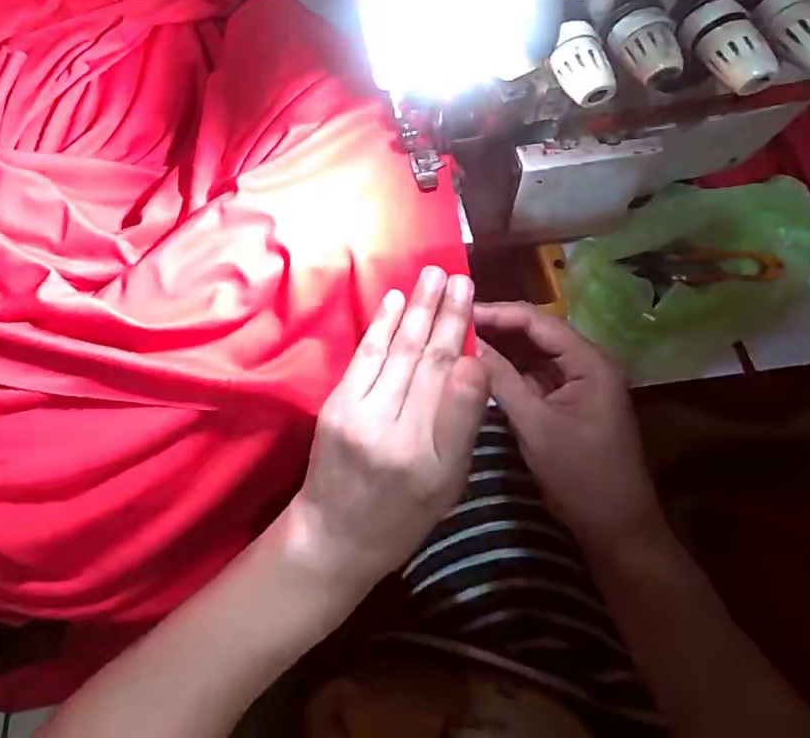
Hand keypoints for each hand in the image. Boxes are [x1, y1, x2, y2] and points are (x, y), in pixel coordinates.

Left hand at [282, 267, 490, 592]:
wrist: (335, 534)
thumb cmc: (402, 514)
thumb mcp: (448, 486)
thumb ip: (462, 428)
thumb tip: (474, 368)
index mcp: (435, 462)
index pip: (460, 394)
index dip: (468, 345)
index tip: (474, 304)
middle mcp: (398, 435)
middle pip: (429, 363)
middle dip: (447, 315)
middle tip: (460, 277)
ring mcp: (361, 417)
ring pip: (398, 352)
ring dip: (418, 309)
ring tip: (434, 275)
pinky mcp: (336, 407)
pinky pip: (365, 357)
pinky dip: (382, 325)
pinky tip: (396, 300)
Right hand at [473, 302, 662, 552]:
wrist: (616, 528)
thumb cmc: (581, 476)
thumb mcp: (535, 425)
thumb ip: (501, 380)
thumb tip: (466, 344)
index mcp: (589, 361)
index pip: (537, 321)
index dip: (497, 312)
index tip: (459, 310)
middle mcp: (586, 362)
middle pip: (535, 331)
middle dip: (495, 326)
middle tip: (453, 322)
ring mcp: (577, 380)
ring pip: (532, 351)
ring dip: (500, 345)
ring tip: (460, 337)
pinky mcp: (567, 397)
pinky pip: (533, 372)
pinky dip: (508, 368)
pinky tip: (479, 365)